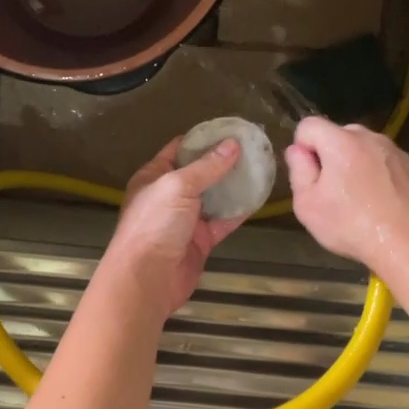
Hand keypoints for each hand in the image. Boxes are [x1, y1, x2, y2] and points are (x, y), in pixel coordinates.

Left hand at [108, 137, 247, 316]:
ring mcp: (185, 219)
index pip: (180, 149)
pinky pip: (223, 221)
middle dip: (224, 161)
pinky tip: (258, 197)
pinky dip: (239, 211)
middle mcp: (169, 195)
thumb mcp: (178, 186)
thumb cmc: (155, 224)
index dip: (204, 138)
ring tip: (261, 168)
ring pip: (214, 197)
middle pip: (200, 172)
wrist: (147, 278)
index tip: (232, 130)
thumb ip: (207, 167)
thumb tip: (232, 144)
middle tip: (254, 149)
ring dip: (234, 185)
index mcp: (154, 176)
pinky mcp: (200, 240)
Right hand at [284, 117, 408, 271]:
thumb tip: (298, 151)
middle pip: (338, 134)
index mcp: (340, 142)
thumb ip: (298, 171)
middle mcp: (370, 138)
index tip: (310, 177)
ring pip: (363, 149)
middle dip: (329, 155)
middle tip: (332, 192)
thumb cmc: (353, 226)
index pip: (308, 125)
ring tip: (359, 202)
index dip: (302, 148)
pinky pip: (384, 163)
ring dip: (354, 165)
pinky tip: (382, 205)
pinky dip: (377, 175)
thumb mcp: (308, 205)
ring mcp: (395, 151)